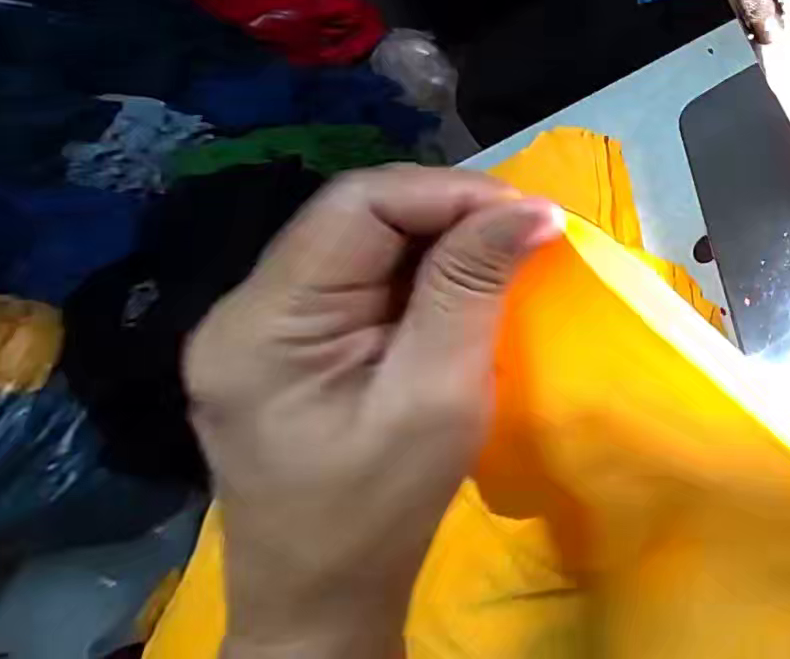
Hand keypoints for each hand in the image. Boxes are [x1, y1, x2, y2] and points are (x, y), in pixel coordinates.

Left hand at [184, 165, 560, 658]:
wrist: (326, 595)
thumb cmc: (381, 507)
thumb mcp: (438, 393)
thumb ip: (474, 286)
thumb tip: (535, 208)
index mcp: (265, 323)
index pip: (356, 205)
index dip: (448, 193)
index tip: (528, 214)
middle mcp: (253, 305)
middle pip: (360, 210)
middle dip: (453, 207)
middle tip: (527, 226)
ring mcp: (275, 318)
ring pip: (372, 231)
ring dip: (449, 229)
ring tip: (509, 243)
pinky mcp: (306, 332)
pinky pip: (376, 265)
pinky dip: (435, 257)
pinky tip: (472, 272)